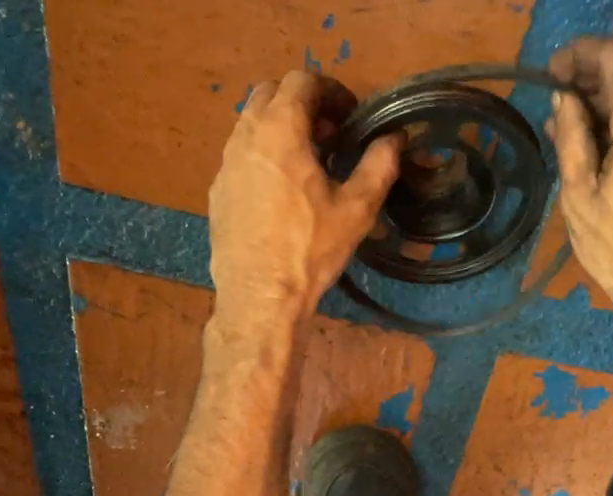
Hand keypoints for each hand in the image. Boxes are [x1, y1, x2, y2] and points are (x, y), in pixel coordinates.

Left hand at [208, 71, 401, 333]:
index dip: (331, 91)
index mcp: (281, 130)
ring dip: (281, 130)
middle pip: (270, 94)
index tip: (350, 117)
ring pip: (251, 125)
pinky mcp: (218, 192)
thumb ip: (378, 166)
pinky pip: (241, 157)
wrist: (260, 297)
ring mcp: (226, 165)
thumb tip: (394, 140)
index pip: (302, 81)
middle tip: (329, 136)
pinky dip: (263, 158)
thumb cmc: (310, 251)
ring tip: (307, 165)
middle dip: (302, 104)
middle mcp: (246, 137)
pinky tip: (282, 194)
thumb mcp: (356, 210)